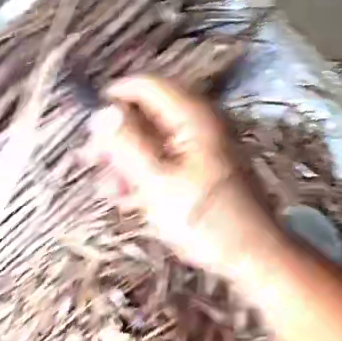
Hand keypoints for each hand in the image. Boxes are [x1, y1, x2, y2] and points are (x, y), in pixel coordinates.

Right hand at [82, 75, 282, 278]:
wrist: (255, 255)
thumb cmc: (206, 218)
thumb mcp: (157, 182)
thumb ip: (127, 144)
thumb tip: (101, 112)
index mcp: (193, 115)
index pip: (147, 85)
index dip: (115, 97)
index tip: (86, 122)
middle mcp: (201, 122)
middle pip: (150, 112)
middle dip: (118, 134)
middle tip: (89, 159)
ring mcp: (205, 146)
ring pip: (156, 139)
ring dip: (128, 159)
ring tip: (107, 188)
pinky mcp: (206, 169)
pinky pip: (169, 159)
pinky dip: (146, 173)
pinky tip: (127, 200)